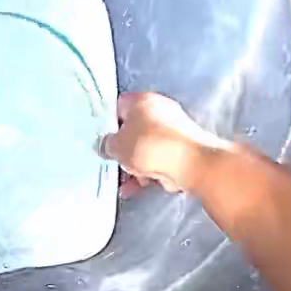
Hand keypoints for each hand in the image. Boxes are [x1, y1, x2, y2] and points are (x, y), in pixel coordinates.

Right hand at [102, 92, 235, 194]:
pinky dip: (147, 173)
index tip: (101, 141)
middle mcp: (159, 110)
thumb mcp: (116, 146)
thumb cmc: (147, 146)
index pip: (118, 107)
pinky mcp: (181, 149)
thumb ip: (106, 144)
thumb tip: (106, 145)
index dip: (107, 124)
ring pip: (145, 148)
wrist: (190, 162)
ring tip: (123, 183)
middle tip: (111, 163)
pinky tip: (135, 189)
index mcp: (142, 101)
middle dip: (122, 150)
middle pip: (132, 130)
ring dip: (133, 166)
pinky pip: (157, 160)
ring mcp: (172, 130)